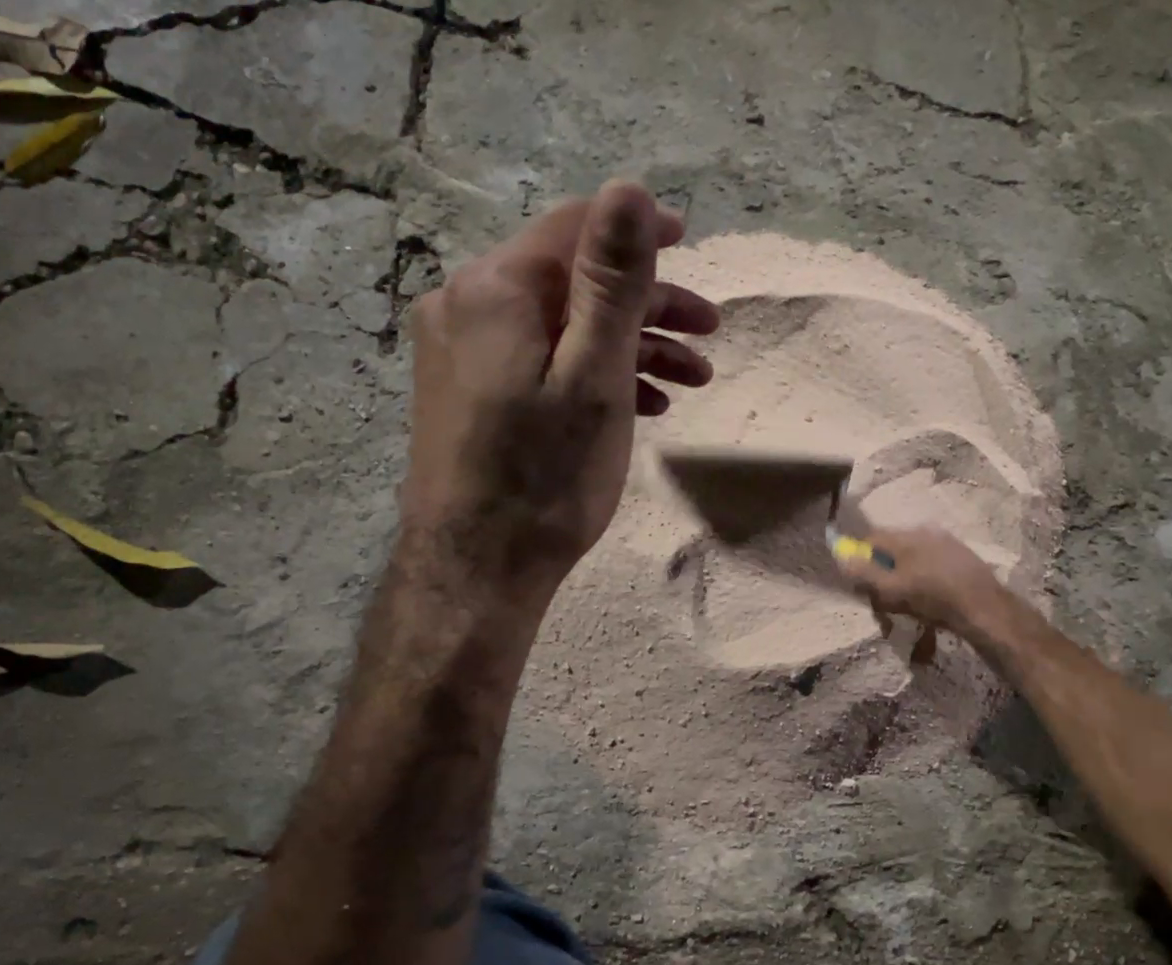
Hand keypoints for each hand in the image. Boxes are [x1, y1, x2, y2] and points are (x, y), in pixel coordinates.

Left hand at [401, 180, 720, 584]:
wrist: (477, 569)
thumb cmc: (547, 475)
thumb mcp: (594, 374)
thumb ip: (613, 280)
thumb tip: (630, 188)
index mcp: (495, 289)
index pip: (575, 227)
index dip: (640, 231)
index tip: (693, 242)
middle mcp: (466, 304)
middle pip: (572, 280)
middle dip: (648, 304)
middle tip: (710, 334)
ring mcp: (461, 349)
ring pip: (561, 324)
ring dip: (630, 344)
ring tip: (690, 382)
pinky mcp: (467, 389)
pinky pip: (540, 359)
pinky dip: (593, 371)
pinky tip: (640, 404)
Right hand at [834, 526, 1003, 632]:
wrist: (984, 607)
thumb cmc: (933, 598)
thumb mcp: (892, 590)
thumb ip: (863, 574)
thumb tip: (840, 556)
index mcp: (905, 536)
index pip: (871, 538)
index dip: (859, 558)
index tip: (859, 582)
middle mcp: (925, 531)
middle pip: (893, 548)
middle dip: (884, 571)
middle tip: (884, 598)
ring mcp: (947, 542)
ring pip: (914, 557)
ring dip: (906, 576)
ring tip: (909, 603)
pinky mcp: (963, 556)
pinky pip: (933, 563)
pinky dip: (925, 577)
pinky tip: (932, 598)